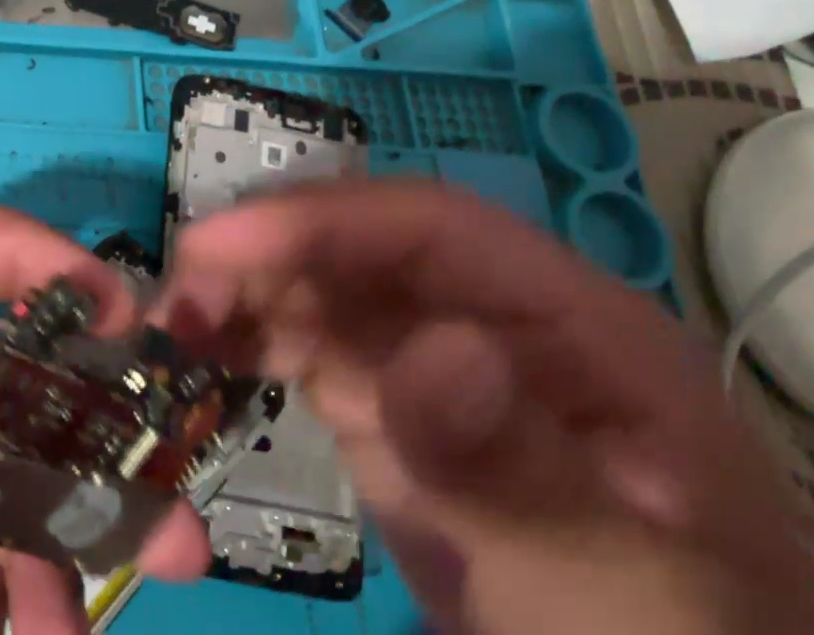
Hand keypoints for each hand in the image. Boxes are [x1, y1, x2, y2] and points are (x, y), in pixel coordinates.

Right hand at [157, 180, 813, 633]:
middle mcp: (489, 323)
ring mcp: (430, 365)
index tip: (208, 246)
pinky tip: (199, 362)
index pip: (431, 231)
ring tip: (168, 336)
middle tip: (170, 310)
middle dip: (254, 262)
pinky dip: (243, 346)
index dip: (315, 220)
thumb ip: (518, 469)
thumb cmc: (644, 634)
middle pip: (354, 253)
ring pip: (314, 294)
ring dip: (235, 300)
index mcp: (572, 327)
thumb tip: (434, 348)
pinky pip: (301, 351)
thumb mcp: (606, 576)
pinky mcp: (386, 408)